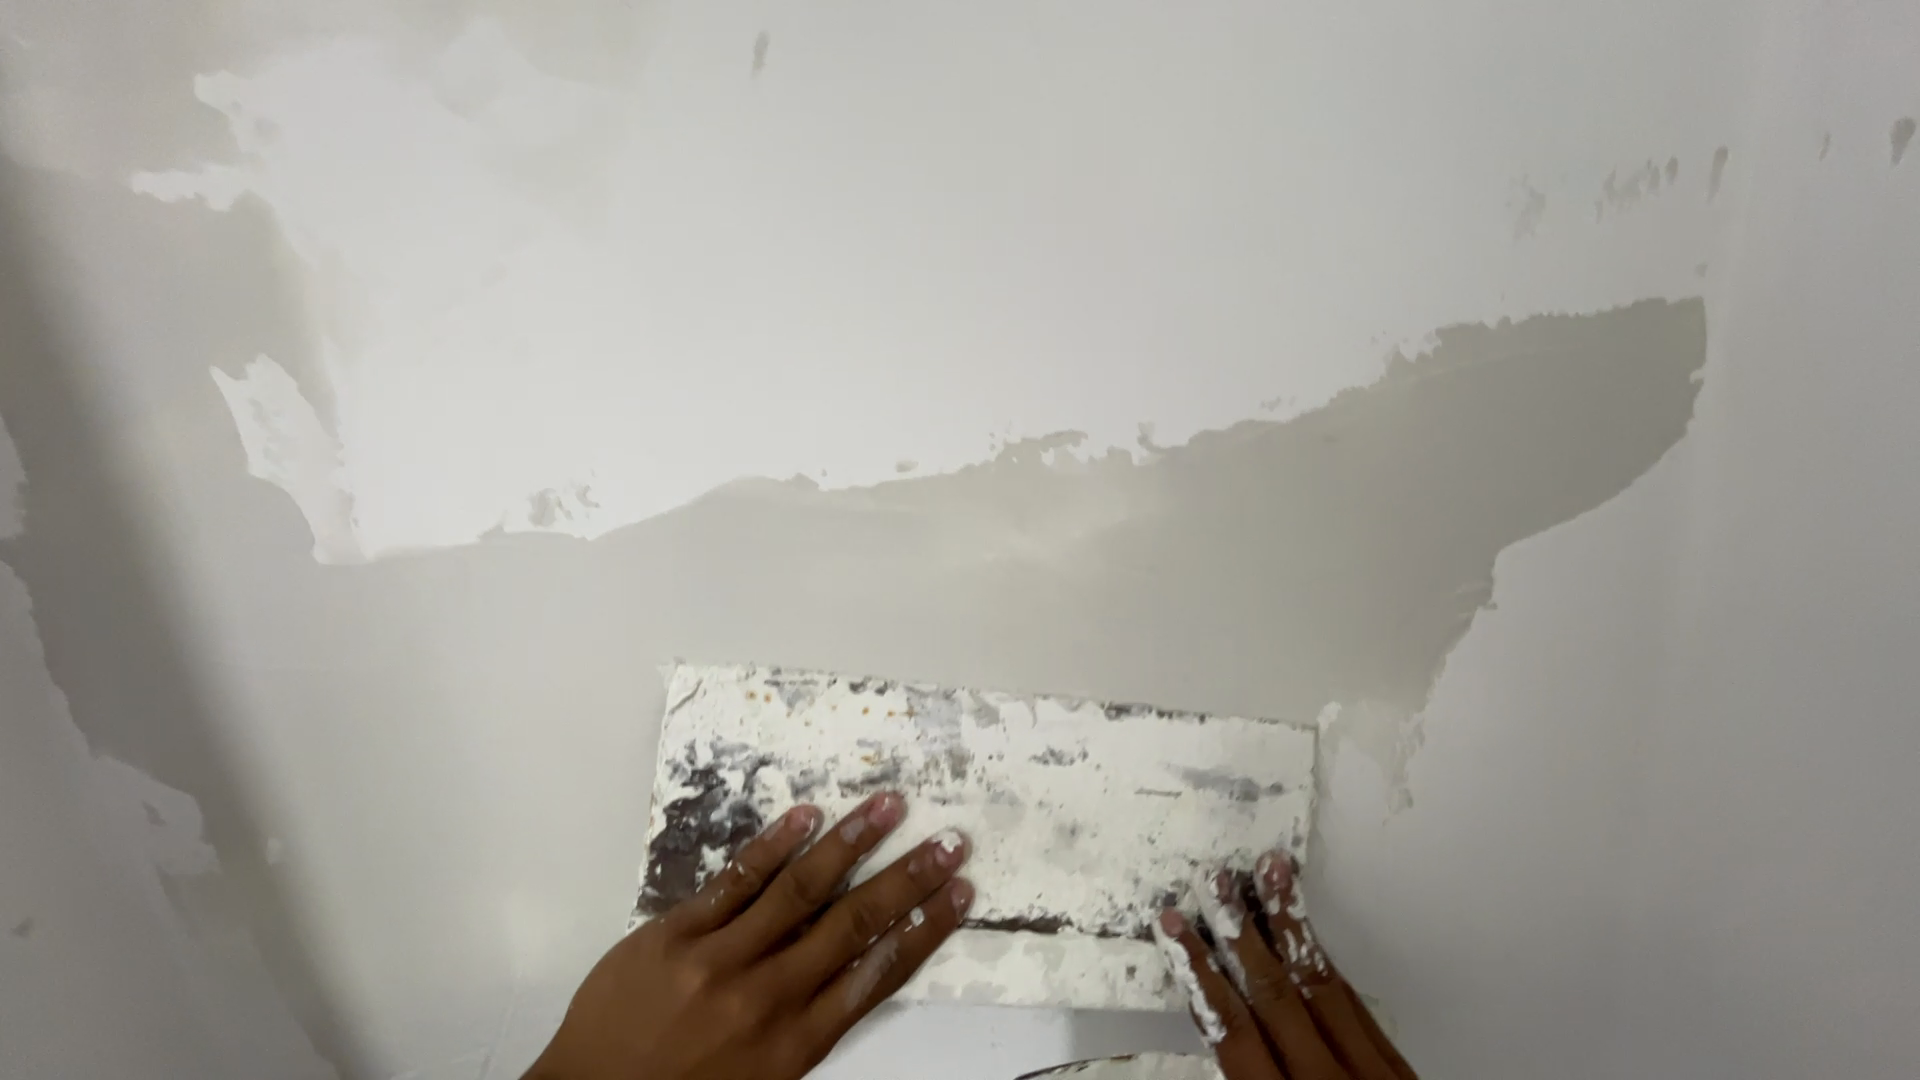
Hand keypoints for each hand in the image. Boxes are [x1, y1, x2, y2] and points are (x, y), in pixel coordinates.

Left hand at [524, 793, 972, 1079]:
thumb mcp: (765, 1077)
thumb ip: (811, 1019)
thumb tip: (859, 958)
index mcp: (795, 1044)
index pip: (878, 974)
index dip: (925, 929)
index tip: (960, 893)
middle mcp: (768, 997)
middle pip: (852, 924)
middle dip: (907, 878)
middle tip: (949, 840)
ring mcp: (720, 959)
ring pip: (800, 890)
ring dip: (851, 842)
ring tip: (889, 804)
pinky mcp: (675, 933)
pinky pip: (734, 880)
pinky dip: (774, 844)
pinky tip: (808, 814)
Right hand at [1155, 851, 1416, 1079]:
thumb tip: (1212, 1028)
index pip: (1232, 1030)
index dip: (1199, 972)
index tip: (1174, 927)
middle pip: (1274, 995)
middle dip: (1239, 932)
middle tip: (1214, 878)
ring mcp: (1373, 1078)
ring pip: (1320, 986)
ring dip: (1289, 926)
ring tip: (1272, 872)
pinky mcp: (1401, 1074)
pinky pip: (1355, 1006)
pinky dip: (1325, 963)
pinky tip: (1308, 934)